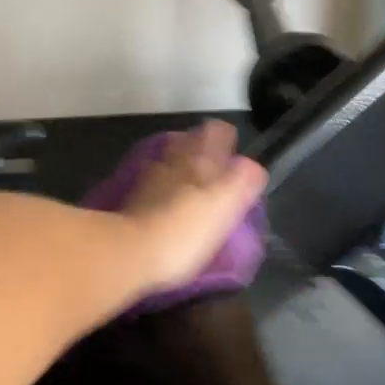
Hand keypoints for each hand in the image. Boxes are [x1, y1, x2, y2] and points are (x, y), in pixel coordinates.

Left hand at [118, 121, 268, 291]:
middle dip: (203, 150)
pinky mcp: (134, 199)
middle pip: (191, 141)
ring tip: (192, 185)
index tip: (234, 158)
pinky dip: (163, 185)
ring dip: (181, 166)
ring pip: (170, 159)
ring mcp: (151, 178)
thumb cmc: (185, 233)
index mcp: (201, 162)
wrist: (131, 252)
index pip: (218, 132)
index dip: (227, 139)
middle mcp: (175, 162)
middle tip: (215, 172)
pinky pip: (154, 181)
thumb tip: (253, 166)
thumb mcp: (225, 207)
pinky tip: (167, 201)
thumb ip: (242, 182)